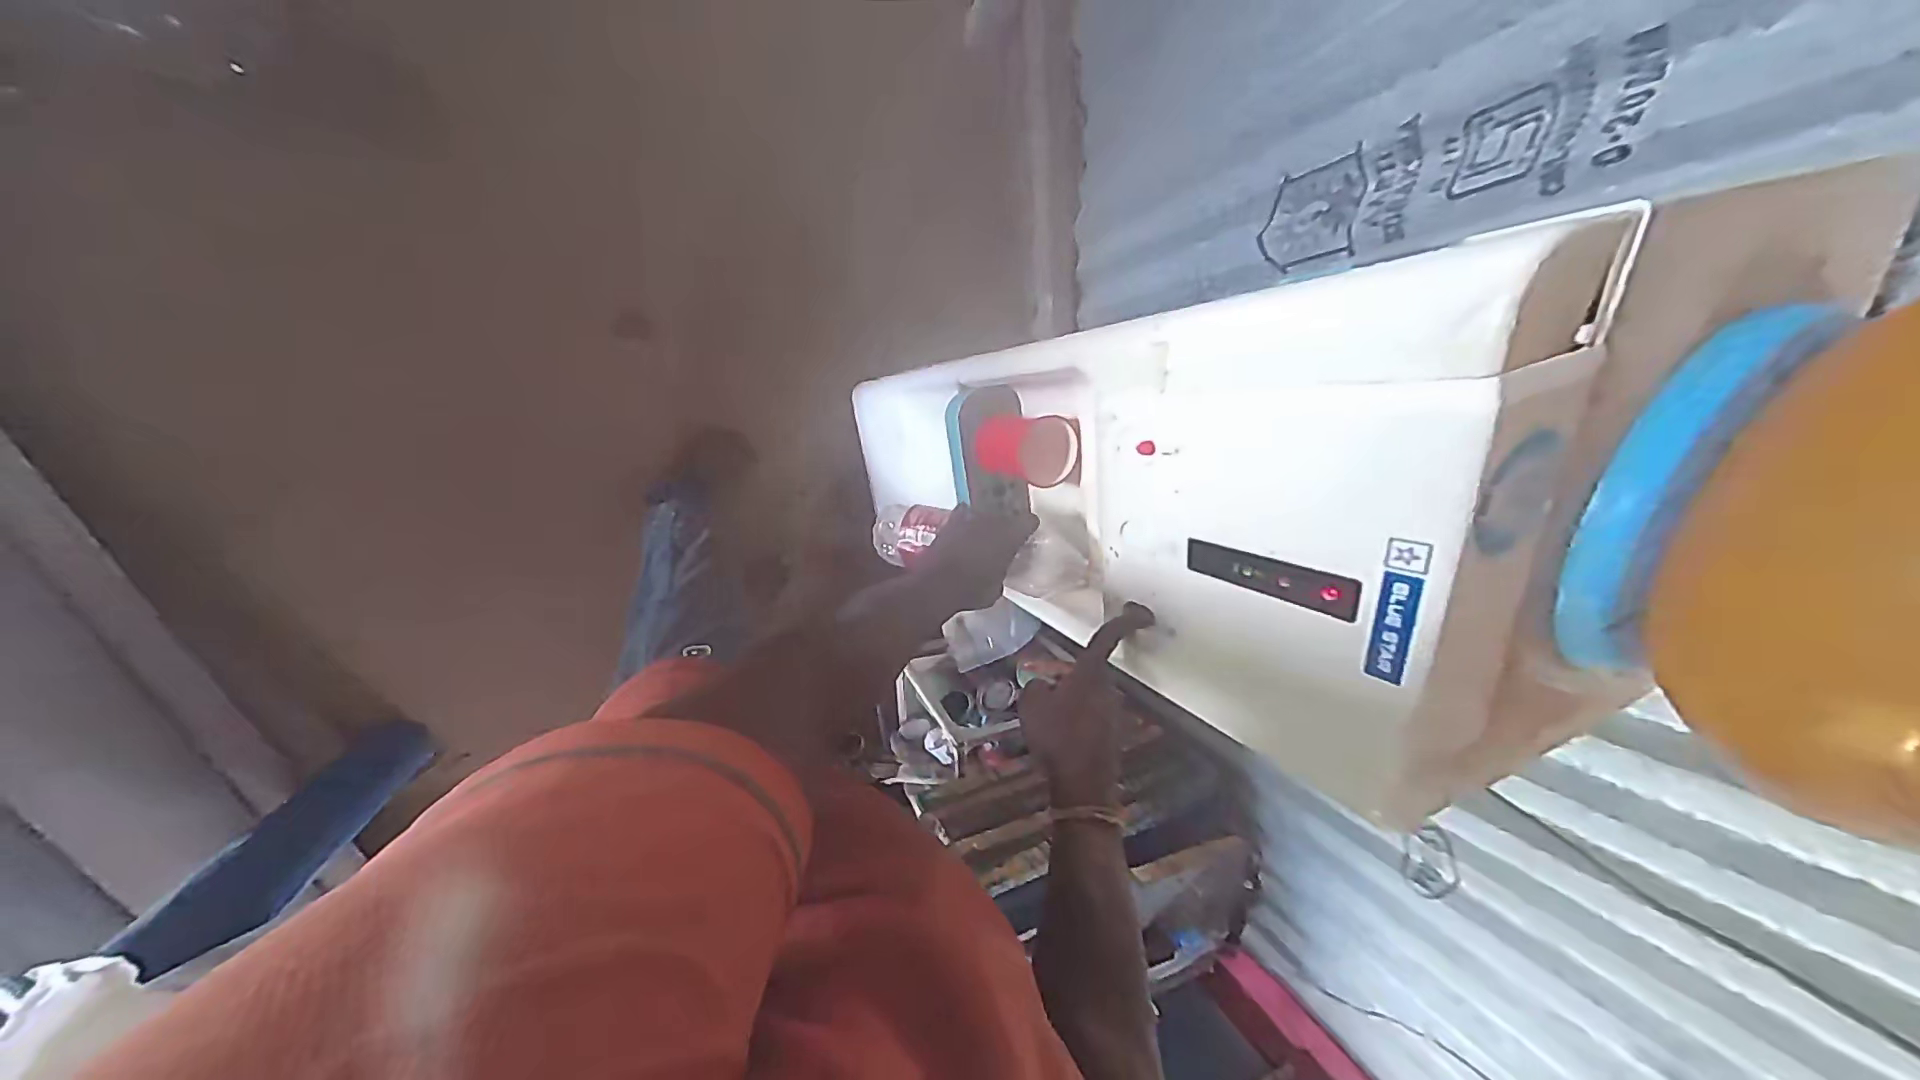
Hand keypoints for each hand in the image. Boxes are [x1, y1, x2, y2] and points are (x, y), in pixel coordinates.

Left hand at [917, 505, 1037, 611]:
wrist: (937, 584)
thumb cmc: (972, 589)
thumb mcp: (996, 588)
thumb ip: (1002, 571)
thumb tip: (998, 571)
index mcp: (1011, 533)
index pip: (1029, 521)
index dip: (1029, 528)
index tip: (1027, 536)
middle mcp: (992, 518)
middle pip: (1006, 513)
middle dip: (1007, 524)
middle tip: (1005, 539)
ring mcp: (969, 516)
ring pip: (984, 512)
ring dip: (985, 522)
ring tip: (983, 536)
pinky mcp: (949, 520)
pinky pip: (964, 517)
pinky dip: (966, 525)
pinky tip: (964, 537)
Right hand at [1019, 603, 1154, 806]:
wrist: (1081, 784)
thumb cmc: (1056, 737)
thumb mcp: (1031, 705)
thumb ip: (1036, 686)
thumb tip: (1044, 685)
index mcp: (1090, 674)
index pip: (1108, 638)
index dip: (1126, 622)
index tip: (1138, 610)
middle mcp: (1107, 688)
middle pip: (1091, 671)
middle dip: (1072, 676)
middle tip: (1047, 688)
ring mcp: (1112, 712)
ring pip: (1090, 694)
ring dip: (1073, 700)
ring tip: (1047, 718)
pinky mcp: (1112, 732)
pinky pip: (1091, 715)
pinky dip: (1077, 719)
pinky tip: (1059, 736)